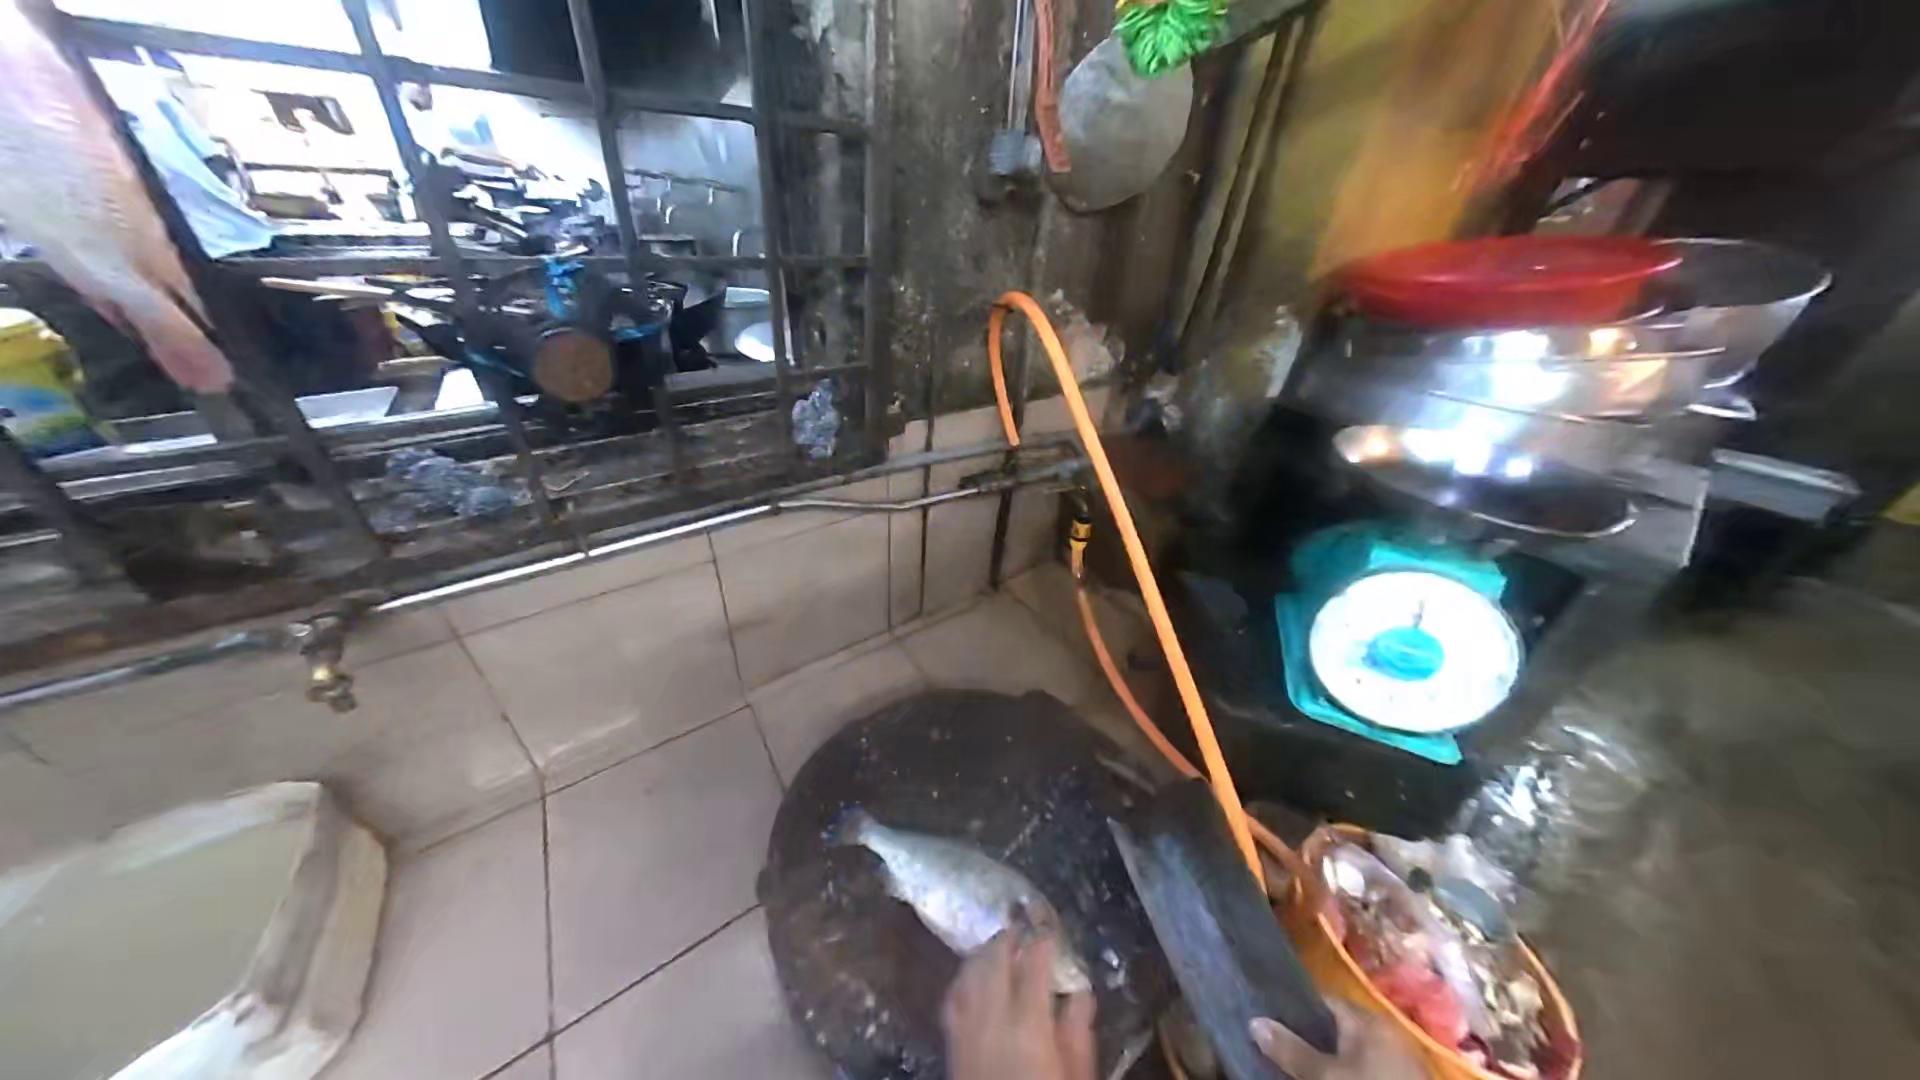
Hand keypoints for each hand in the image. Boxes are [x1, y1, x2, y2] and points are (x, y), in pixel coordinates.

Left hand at [943, 932, 1096, 1079]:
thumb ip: (1076, 1035)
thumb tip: (1080, 991)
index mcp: (1029, 1026)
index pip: (1034, 964)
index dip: (1042, 940)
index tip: (1049, 925)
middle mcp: (992, 1018)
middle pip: (996, 959)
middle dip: (1010, 936)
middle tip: (1023, 924)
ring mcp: (966, 1030)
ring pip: (970, 972)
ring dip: (985, 951)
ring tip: (1001, 942)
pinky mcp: (950, 1046)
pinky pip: (952, 997)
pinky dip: (963, 977)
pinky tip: (971, 974)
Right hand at [1251, 999, 1426, 1079]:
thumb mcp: (1325, 1078)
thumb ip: (1290, 1049)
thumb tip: (1254, 1021)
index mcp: (1368, 1020)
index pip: (1322, 1000)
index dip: (1294, 1007)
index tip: (1268, 1017)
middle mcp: (1386, 1033)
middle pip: (1336, 1028)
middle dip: (1309, 1037)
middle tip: (1279, 1047)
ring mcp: (1401, 1064)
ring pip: (1351, 1053)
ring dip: (1328, 1060)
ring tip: (1298, 1068)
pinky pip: (1367, 1071)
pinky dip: (1348, 1073)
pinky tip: (1328, 1079)